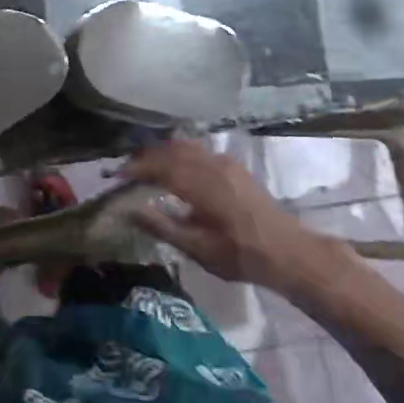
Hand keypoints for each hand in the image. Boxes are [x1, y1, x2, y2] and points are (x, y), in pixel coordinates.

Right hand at [123, 139, 356, 295]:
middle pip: (169, 150)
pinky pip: (198, 150)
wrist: (288, 253)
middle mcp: (212, 166)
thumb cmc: (240, 255)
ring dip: (161, 153)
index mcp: (201, 185)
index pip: (158, 166)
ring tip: (145, 167)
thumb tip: (130, 209)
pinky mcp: (233, 167)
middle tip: (124, 171)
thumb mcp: (197, 248)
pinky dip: (178, 153)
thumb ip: (161, 226)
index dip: (133, 169)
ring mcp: (225, 163)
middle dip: (143, 157)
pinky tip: (174, 168)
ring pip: (184, 147)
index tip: (114, 176)